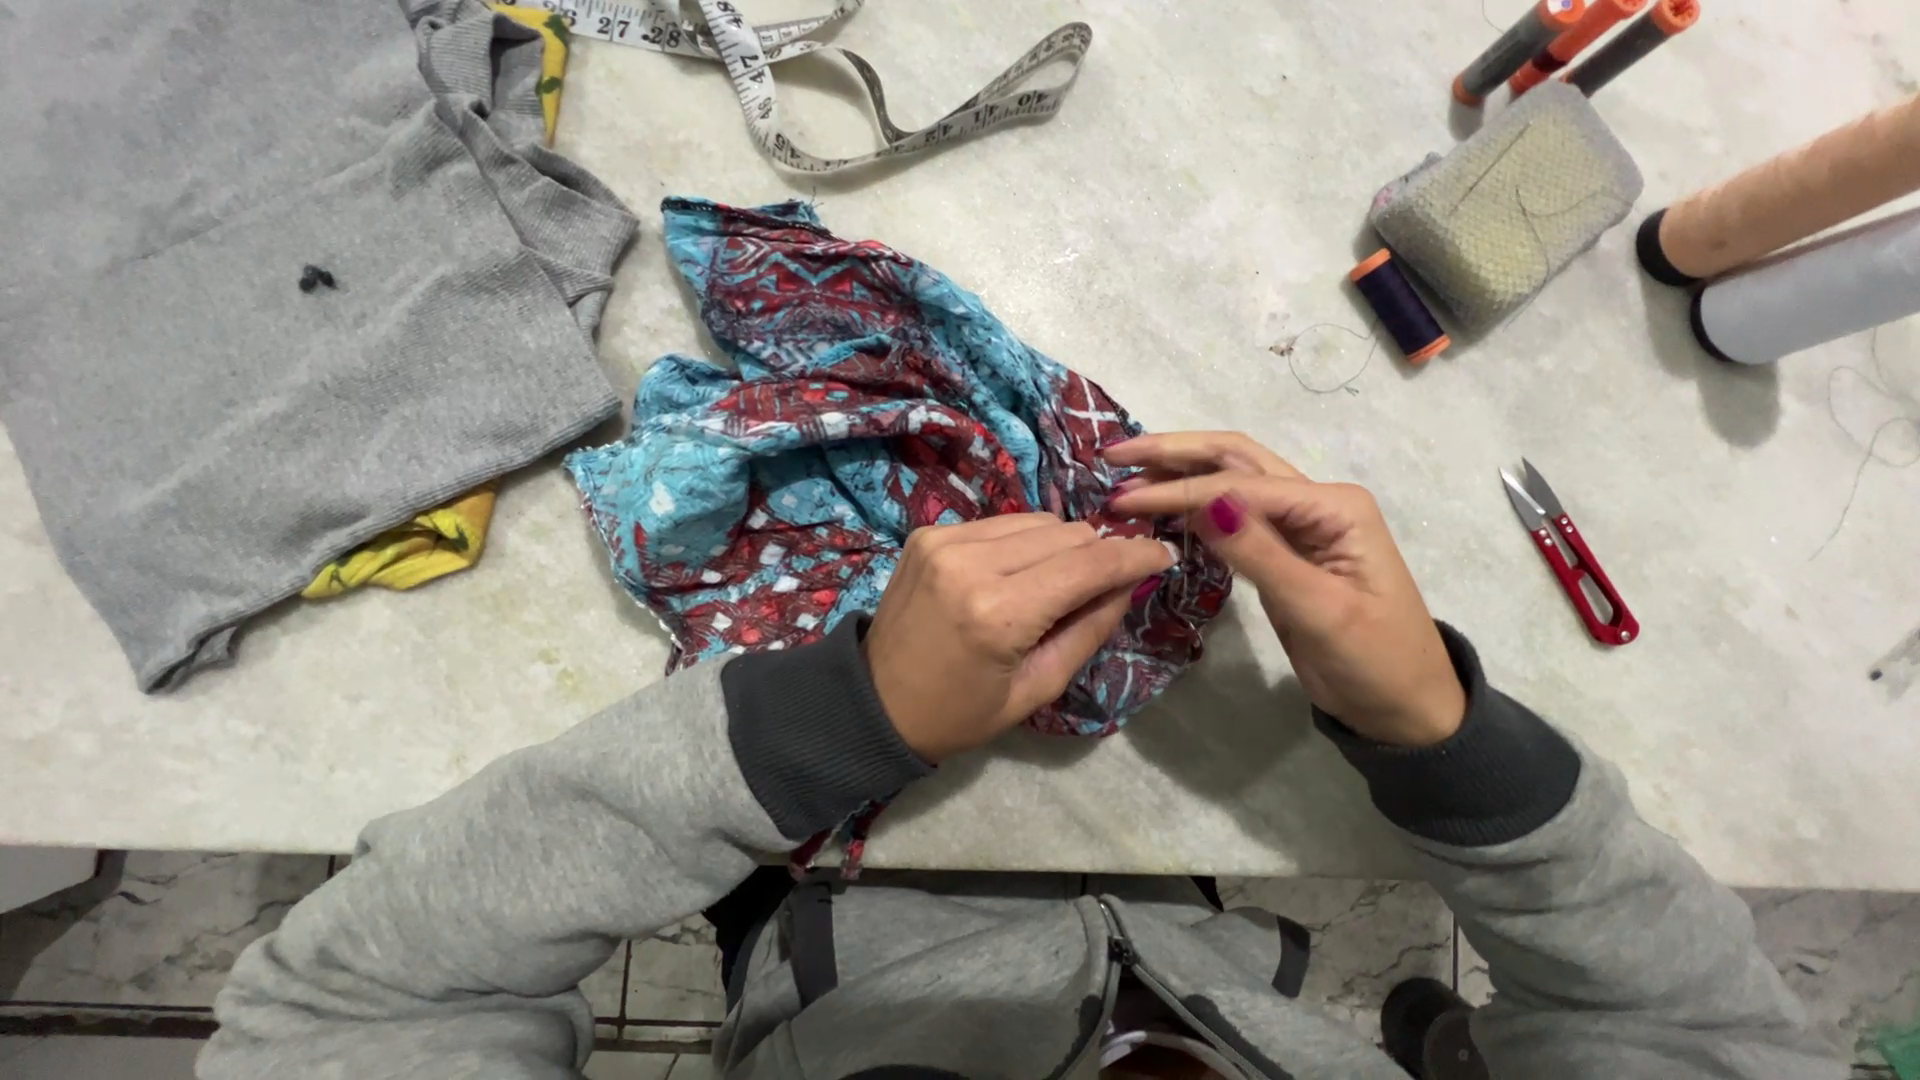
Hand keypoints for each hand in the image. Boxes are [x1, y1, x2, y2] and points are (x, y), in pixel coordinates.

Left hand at [864, 514, 1173, 761]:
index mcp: (998, 612)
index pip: (1088, 565)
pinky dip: (1021, 544)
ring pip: (1036, 521)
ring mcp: (944, 540)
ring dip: (1060, 546)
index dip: (1134, 556)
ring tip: (1053, 585)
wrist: (873, 701)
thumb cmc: (959, 712)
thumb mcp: (1036, 688)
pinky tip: (1014, 574)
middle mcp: (970, 562)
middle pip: (1066, 533)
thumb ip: (1089, 629)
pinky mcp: (928, 532)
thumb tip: (1128, 581)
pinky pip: (1000, 523)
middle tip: (1105, 584)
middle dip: (1097, 554)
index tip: (1163, 554)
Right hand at [1104, 432, 1464, 746]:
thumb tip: (1204, 500)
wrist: (1402, 706)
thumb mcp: (1318, 609)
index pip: (1240, 484)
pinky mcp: (1280, 550)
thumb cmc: (1373, 659)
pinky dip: (1191, 506)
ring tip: (1125, 475)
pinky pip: (1230, 515)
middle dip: (1173, 452)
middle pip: (1234, 458)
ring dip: (1179, 472)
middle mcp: (1314, 501)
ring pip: (1230, 480)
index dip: (1178, 489)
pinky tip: (1158, 508)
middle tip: (1113, 456)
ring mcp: (1296, 524)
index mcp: (1332, 506)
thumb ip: (1260, 553)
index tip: (1121, 501)